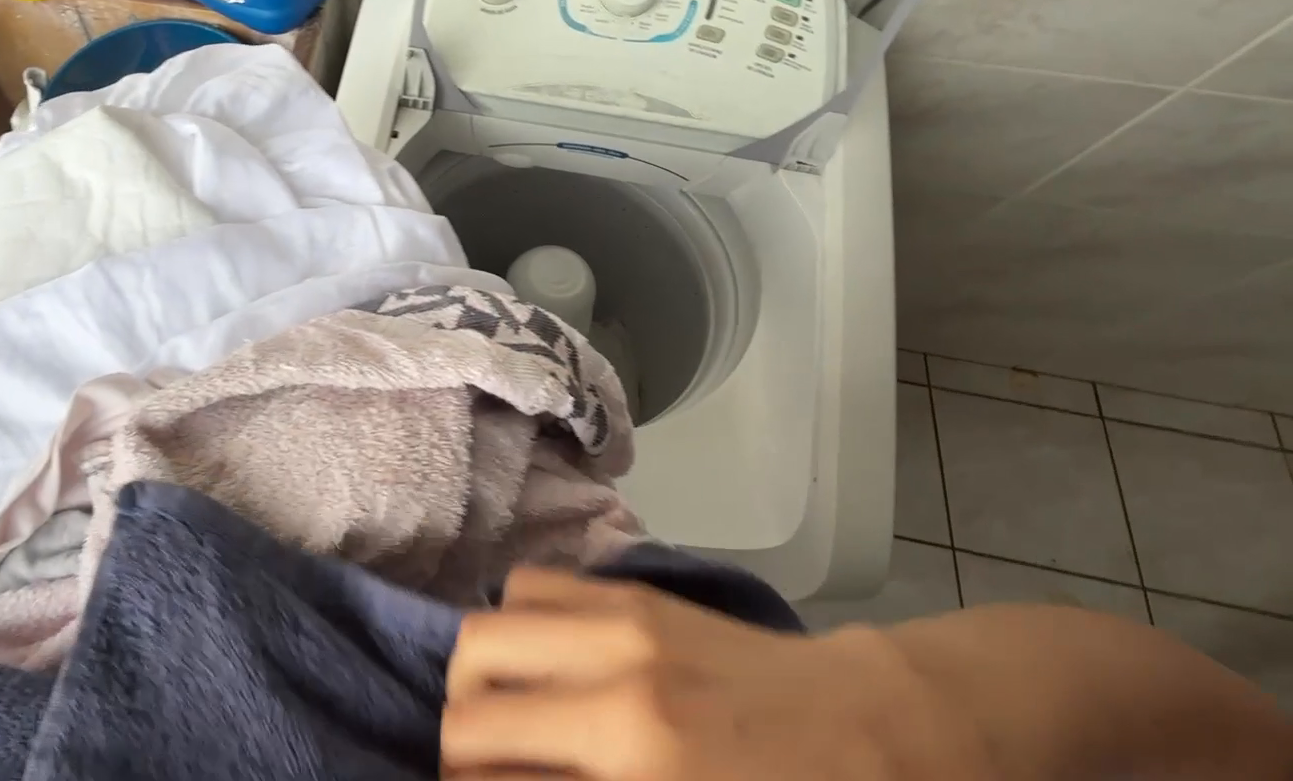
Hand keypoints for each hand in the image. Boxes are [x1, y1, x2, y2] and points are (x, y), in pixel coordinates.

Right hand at [442, 566, 997, 780]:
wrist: (890, 732)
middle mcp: (617, 698)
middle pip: (468, 713)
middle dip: (458, 755)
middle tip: (485, 775)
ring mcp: (621, 628)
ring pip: (483, 635)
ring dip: (477, 683)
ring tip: (503, 713)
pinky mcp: (634, 592)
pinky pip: (530, 587)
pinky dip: (516, 625)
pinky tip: (545, 658)